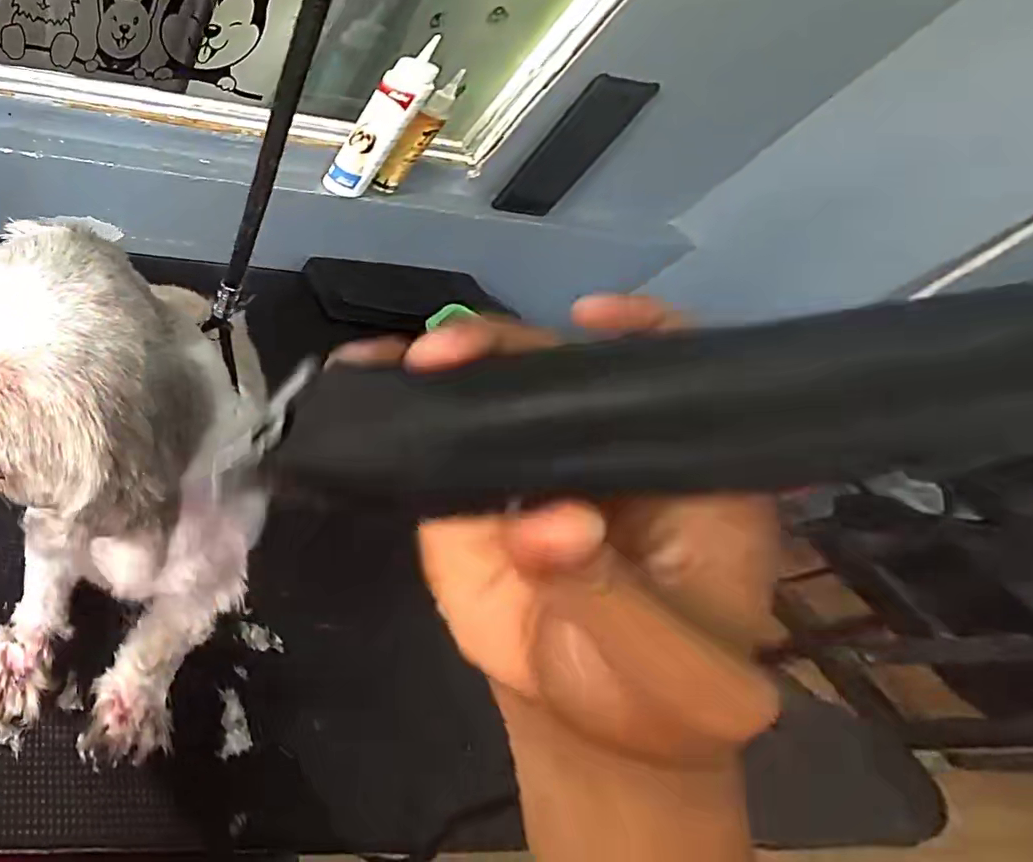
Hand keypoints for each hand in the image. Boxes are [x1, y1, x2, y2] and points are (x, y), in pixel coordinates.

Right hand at [333, 295, 782, 765]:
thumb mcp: (672, 666)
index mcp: (674, 471)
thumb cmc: (657, 689)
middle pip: (551, 368)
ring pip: (480, 388)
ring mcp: (518, 463)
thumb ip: (616, 598)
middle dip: (501, 345)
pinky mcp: (459, 486)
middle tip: (447, 353)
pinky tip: (359, 379)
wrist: (573, 714)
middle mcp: (593, 448)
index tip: (591, 317)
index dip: (641, 332)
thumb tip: (550, 522)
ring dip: (437, 361)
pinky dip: (392, 402)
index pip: (668, 376)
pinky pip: (427, 434)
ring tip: (395, 361)